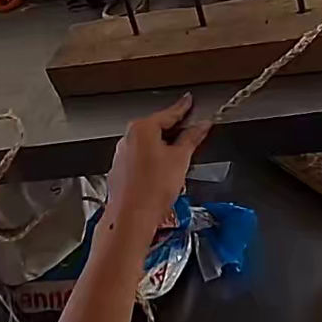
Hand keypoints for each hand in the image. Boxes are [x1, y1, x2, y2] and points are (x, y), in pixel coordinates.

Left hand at [103, 95, 208, 249]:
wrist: (131, 219)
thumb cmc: (152, 189)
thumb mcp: (181, 159)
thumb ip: (192, 138)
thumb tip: (201, 126)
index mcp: (141, 129)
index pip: (168, 113)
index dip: (183, 108)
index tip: (189, 101)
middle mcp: (127, 138)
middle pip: (156, 128)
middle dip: (174, 132)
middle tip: (192, 133)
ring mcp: (121, 155)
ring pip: (148, 145)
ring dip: (164, 149)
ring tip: (179, 162)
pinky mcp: (120, 172)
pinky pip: (140, 160)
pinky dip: (153, 162)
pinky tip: (162, 175)